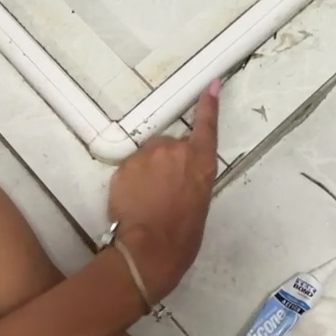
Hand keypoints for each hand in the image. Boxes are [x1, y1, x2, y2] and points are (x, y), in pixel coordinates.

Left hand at [105, 79, 221, 300]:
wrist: (148, 250)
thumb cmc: (182, 238)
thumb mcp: (199, 206)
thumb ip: (191, 180)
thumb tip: (179, 178)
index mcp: (202, 163)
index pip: (207, 127)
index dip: (209, 106)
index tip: (210, 85)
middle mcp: (176, 151)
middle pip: (171, 145)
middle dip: (167, 161)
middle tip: (165, 191)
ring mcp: (148, 155)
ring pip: (148, 156)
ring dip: (148, 169)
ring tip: (148, 199)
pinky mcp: (125, 164)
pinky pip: (131, 168)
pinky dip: (132, 179)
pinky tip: (132, 201)